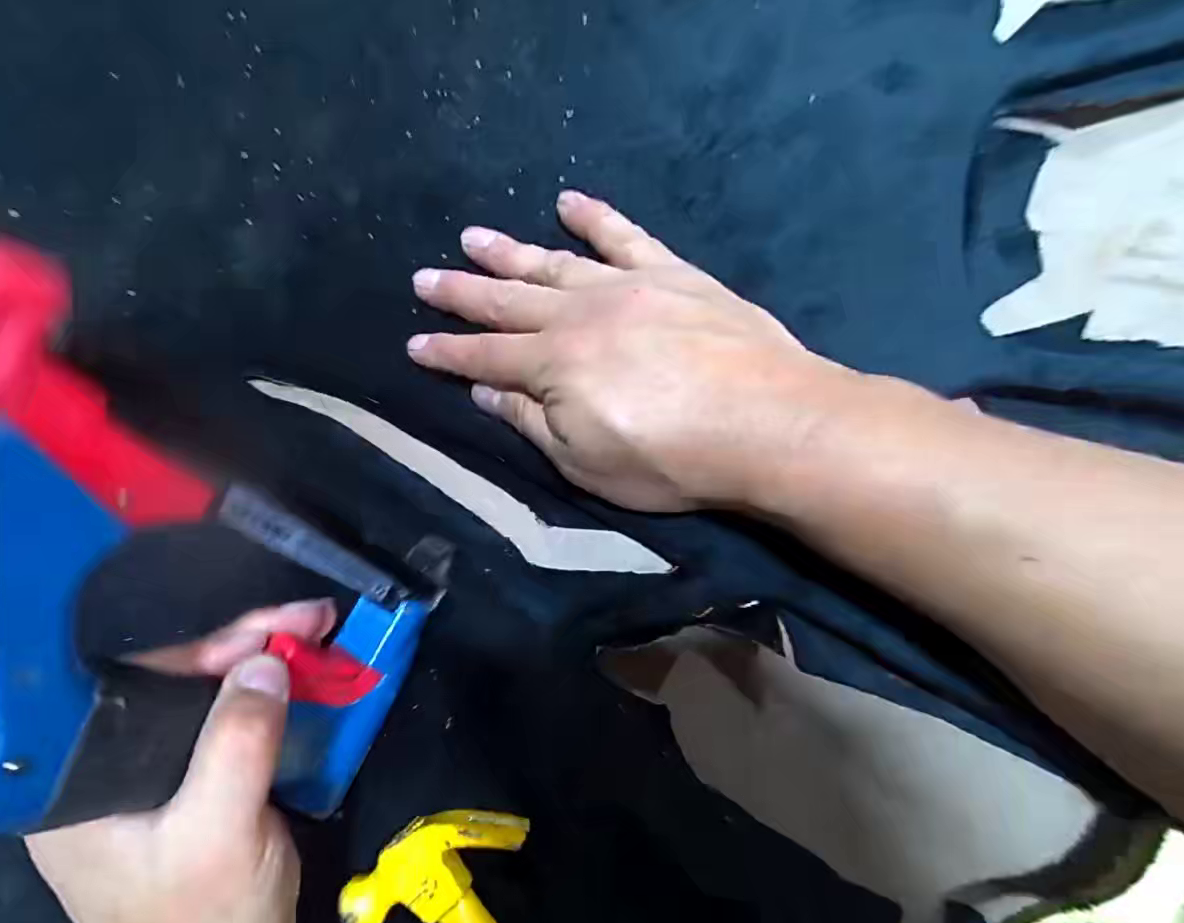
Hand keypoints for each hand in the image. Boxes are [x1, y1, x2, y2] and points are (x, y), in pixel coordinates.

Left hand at [27, 653, 302, 922]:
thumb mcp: (222, 839)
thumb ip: (237, 746)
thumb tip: (264, 660)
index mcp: (71, 787)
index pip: (117, 687)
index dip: (187, 646)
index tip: (252, 626)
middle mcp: (96, 772)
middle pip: (164, 683)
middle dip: (237, 646)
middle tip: (302, 617)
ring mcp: (142, 776)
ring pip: (195, 695)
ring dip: (255, 662)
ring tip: (307, 629)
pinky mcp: (180, 781)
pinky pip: (216, 720)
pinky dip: (257, 693)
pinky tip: (290, 669)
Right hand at [407, 189, 871, 511]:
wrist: (771, 425)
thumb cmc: (668, 460)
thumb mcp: (582, 461)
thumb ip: (529, 420)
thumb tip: (485, 391)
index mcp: (552, 366)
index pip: (482, 357)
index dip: (444, 353)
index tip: (412, 343)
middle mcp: (579, 316)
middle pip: (506, 302)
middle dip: (460, 293)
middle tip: (423, 278)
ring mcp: (626, 287)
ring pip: (552, 264)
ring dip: (508, 252)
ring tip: (471, 238)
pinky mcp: (673, 275)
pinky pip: (626, 237)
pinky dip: (595, 218)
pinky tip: (568, 201)